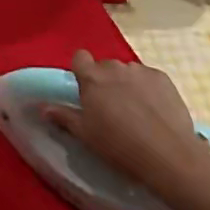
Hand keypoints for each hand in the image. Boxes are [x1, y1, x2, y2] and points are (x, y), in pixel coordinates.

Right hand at [45, 50, 209, 191]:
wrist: (166, 152)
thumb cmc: (118, 146)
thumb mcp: (86, 135)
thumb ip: (64, 116)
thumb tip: (43, 107)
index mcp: (93, 78)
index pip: (80, 57)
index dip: (81, 70)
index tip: (85, 90)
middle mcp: (115, 67)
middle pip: (105, 67)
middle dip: (105, 82)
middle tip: (110, 108)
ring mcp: (141, 69)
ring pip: (127, 72)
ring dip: (127, 85)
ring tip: (135, 113)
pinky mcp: (162, 77)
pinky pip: (149, 78)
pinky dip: (148, 89)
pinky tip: (154, 111)